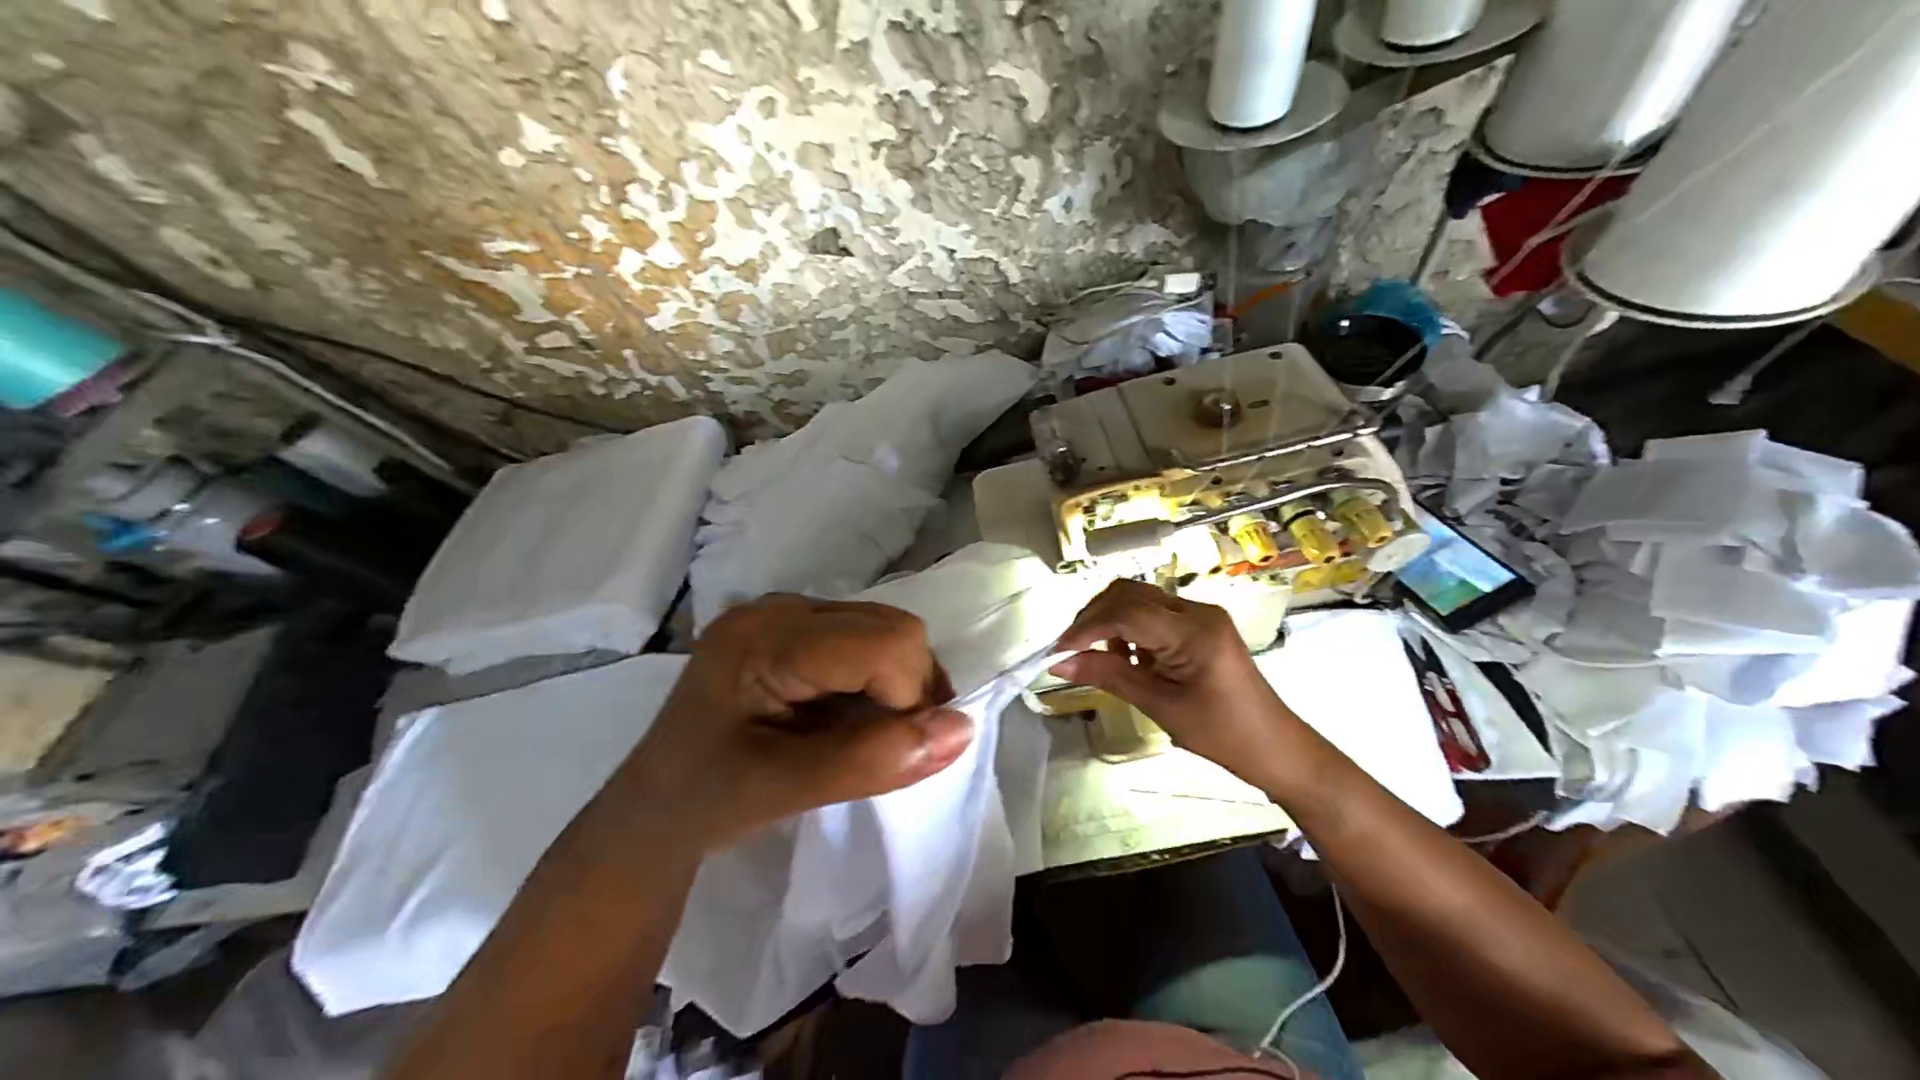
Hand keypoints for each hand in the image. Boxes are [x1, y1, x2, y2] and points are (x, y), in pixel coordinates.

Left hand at [622, 595, 972, 848]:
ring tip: (869, 734)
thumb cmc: (705, 802)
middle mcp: (777, 609)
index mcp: (763, 639)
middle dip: (911, 689)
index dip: (910, 696)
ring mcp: (785, 613)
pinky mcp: (794, 629)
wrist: (653, 810)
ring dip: (900, 685)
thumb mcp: (785, 790)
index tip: (897, 752)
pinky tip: (854, 715)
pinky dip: (882, 680)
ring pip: (886, 629)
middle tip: (889, 747)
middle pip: (890, 627)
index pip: (881, 641)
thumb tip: (962, 730)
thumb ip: (872, 761)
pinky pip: (867, 638)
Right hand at [1049, 579, 1299, 783]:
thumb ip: (1109, 676)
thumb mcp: (1160, 706)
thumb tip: (1059, 663)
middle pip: (1129, 593)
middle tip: (1070, 649)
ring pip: (1139, 598)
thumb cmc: (1221, 734)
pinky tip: (1124, 656)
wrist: (1274, 745)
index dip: (1087, 628)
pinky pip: (1153, 612)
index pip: (1127, 612)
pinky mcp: (1200, 623)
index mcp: (1194, 632)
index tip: (1058, 651)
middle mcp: (1197, 611)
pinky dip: (1128, 626)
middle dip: (1093, 617)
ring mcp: (1201, 614)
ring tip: (1096, 656)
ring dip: (1110, 619)